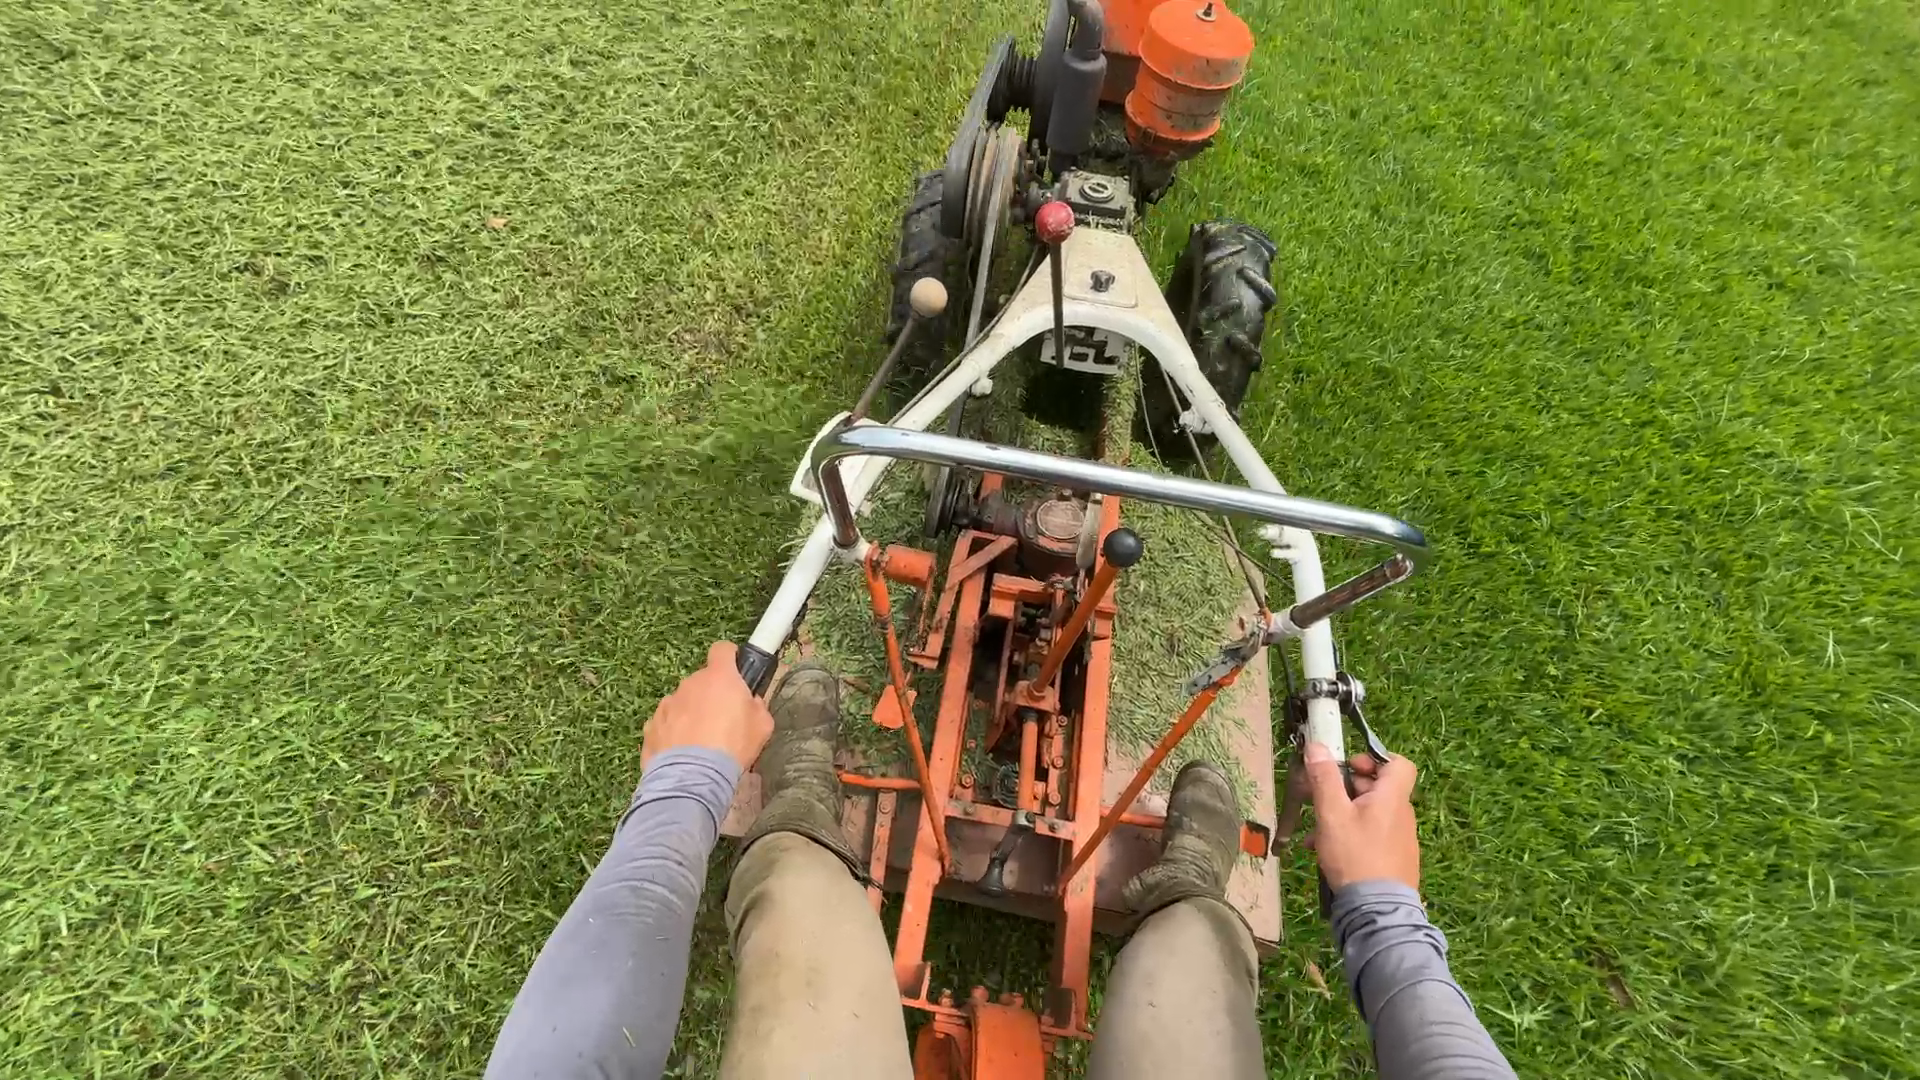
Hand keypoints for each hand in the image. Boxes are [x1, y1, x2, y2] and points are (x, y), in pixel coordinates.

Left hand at [641, 643, 774, 770]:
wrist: (693, 779)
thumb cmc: (732, 746)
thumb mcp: (763, 725)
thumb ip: (757, 705)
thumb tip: (750, 702)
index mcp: (719, 677)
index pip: (722, 649)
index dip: (730, 658)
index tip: (736, 671)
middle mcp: (690, 684)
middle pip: (702, 680)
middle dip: (712, 694)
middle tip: (724, 720)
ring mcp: (667, 705)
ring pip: (683, 701)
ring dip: (691, 714)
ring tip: (701, 742)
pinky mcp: (651, 727)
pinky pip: (666, 723)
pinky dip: (674, 733)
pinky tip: (684, 754)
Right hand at [1303, 741, 1420, 890]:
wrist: (1377, 911)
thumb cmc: (1355, 854)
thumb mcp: (1332, 813)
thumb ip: (1324, 778)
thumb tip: (1318, 746)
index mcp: (1392, 798)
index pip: (1398, 763)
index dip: (1373, 758)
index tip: (1347, 767)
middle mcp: (1400, 814)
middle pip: (1376, 786)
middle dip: (1345, 786)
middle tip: (1320, 795)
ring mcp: (1398, 838)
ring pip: (1368, 811)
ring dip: (1341, 811)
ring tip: (1315, 827)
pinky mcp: (1392, 857)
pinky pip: (1369, 832)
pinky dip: (1347, 831)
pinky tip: (1322, 846)